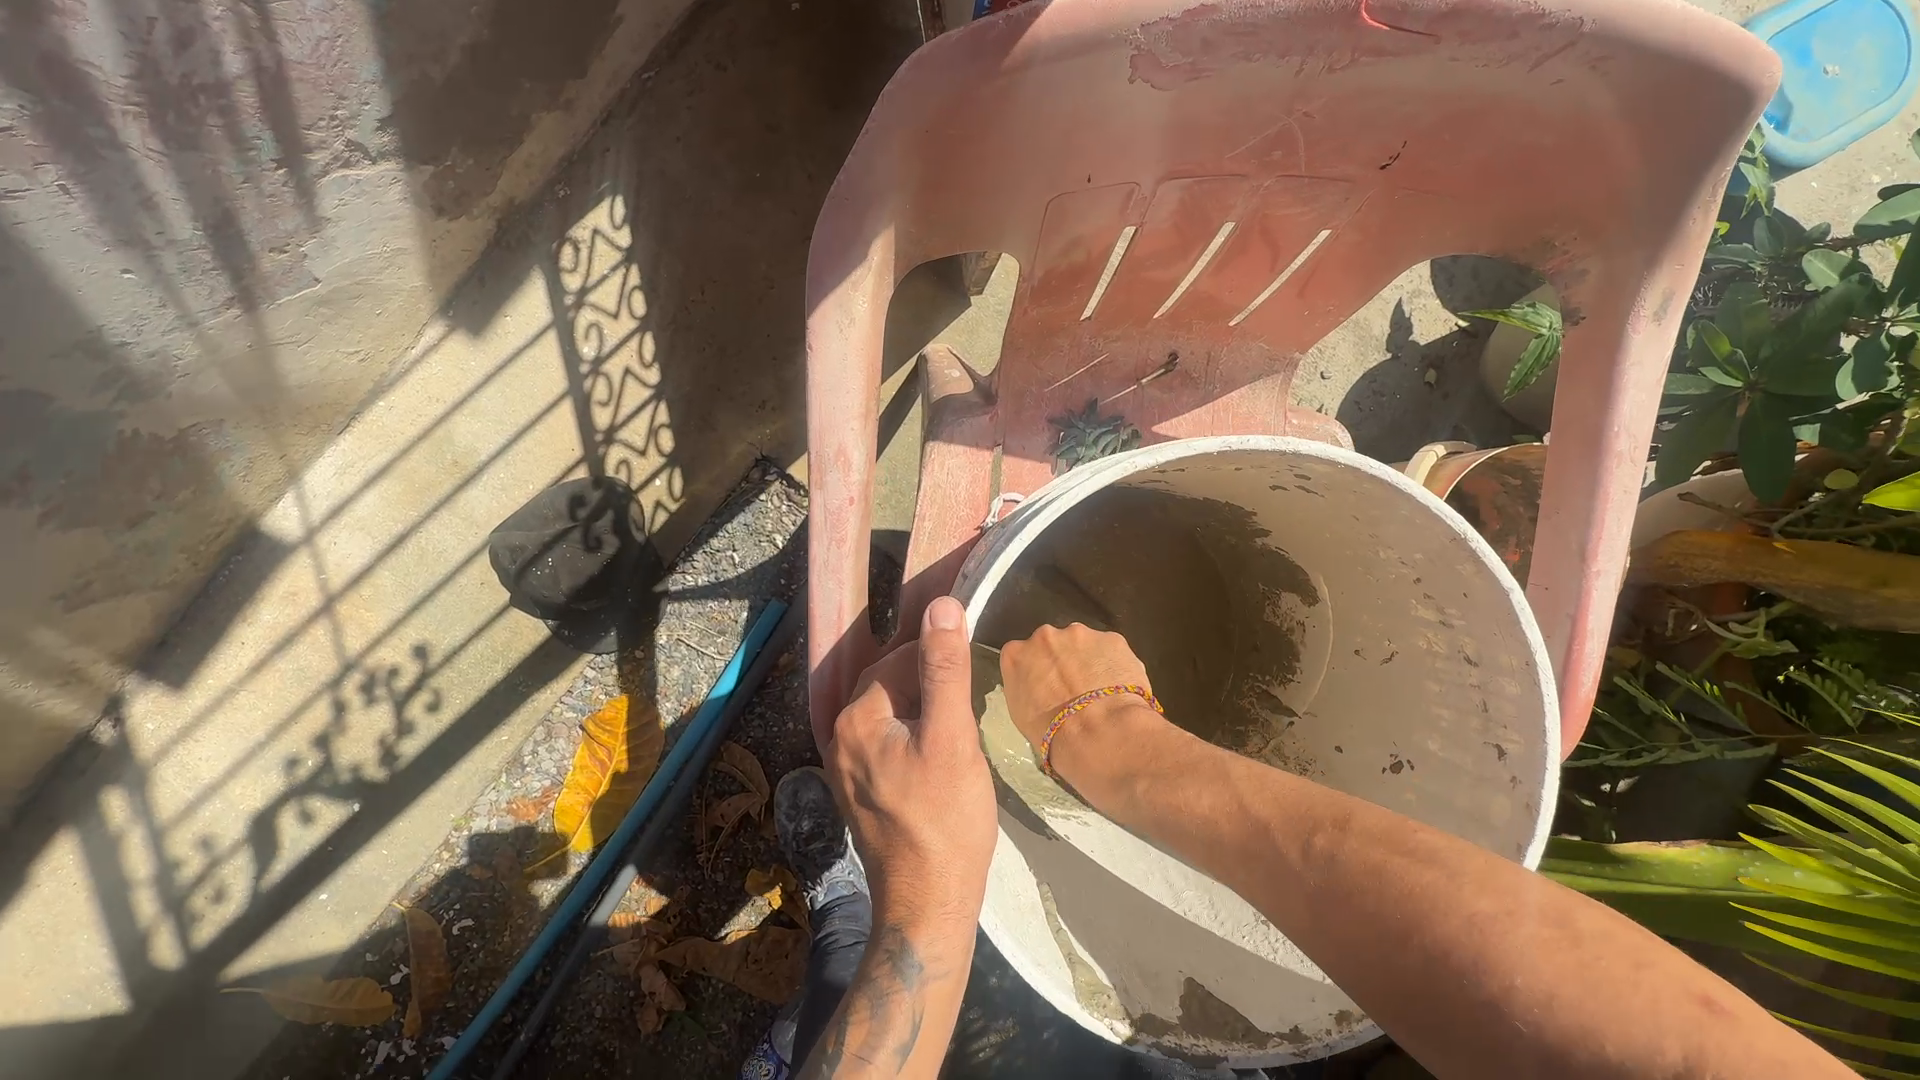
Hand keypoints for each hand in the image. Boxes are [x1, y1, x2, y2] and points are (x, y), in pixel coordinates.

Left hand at [823, 596, 996, 928]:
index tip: (972, 677)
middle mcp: (840, 736)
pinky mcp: (861, 790)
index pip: (900, 660)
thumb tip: (942, 606)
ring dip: (924, 712)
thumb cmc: (946, 819)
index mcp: (855, 717)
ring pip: (892, 714)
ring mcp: (847, 766)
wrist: (927, 901)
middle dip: (930, 686)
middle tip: (968, 711)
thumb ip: (944, 669)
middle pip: (891, 684)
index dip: (939, 662)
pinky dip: (915, 738)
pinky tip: (940, 759)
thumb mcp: (952, 737)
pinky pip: (888, 743)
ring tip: (959, 734)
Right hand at [998, 623, 1157, 753]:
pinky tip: (1118, 689)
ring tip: (1099, 692)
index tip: (1045, 686)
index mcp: (1015, 654)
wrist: (1098, 734)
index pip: (1021, 655)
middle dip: (1062, 661)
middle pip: (1052, 644)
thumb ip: (1025, 687)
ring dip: (1088, 661)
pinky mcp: (1111, 638)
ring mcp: (1079, 634)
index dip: (1036, 671)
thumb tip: (1037, 688)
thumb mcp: (1020, 713)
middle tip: (1074, 689)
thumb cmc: (1053, 734)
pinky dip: (1114, 665)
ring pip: (1083, 644)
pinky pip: (1111, 650)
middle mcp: (1044, 636)